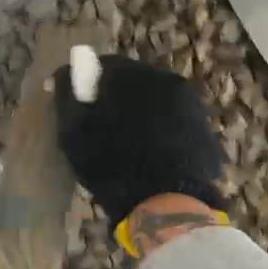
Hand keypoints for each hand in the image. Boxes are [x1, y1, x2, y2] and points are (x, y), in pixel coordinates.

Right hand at [53, 52, 225, 223]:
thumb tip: (64, 72)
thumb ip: (66, 95)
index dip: (86, 85)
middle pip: (131, 80)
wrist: (166, 203)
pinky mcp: (204, 126)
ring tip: (126, 143)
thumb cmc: (111, 165)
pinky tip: (149, 154)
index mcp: (130, 75)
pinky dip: (159, 129)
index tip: (78, 107)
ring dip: (139, 112)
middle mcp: (164, 78)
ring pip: (154, 99)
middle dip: (115, 97)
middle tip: (100, 127)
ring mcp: (189, 102)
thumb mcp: (73, 132)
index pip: (102, 65)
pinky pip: (173, 119)